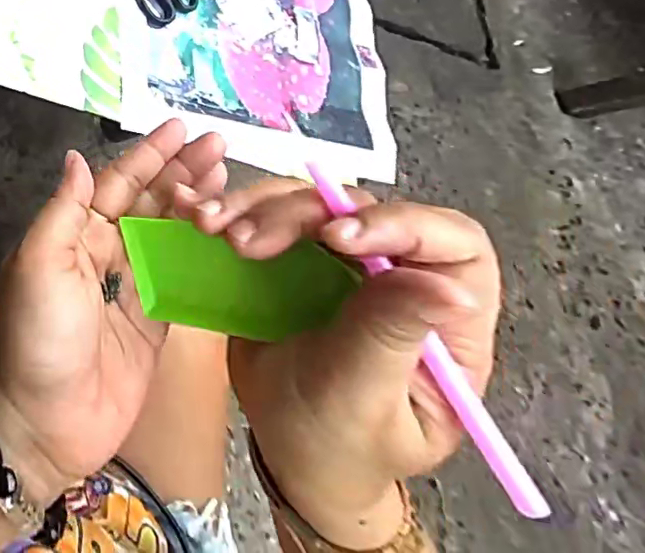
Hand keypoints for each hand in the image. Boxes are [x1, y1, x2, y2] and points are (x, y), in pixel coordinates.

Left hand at [0, 119, 223, 504]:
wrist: (42, 419)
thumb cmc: (35, 334)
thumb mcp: (39, 262)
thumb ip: (64, 210)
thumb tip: (76, 156)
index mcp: (74, 231)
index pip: (117, 182)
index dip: (148, 155)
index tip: (179, 128)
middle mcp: (103, 250)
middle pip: (149, 201)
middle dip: (181, 172)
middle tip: (218, 146)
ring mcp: (130, 286)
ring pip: (169, 234)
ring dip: (197, 205)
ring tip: (230, 178)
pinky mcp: (154, 322)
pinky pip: (183, 278)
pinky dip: (204, 254)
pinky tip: (230, 236)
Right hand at [195, 180, 501, 544]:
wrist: (286, 445)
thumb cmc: (343, 440)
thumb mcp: (366, 396)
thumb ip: (391, 335)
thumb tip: (447, 287)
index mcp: (442, 317)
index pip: (447, 243)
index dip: (398, 224)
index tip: (334, 236)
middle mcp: (392, 273)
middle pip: (355, 208)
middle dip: (294, 213)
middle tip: (244, 243)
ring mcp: (336, 258)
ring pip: (301, 201)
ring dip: (251, 206)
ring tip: (210, 229)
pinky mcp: (288, 252)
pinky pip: (261, 212)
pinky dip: (226, 208)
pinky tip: (197, 215)